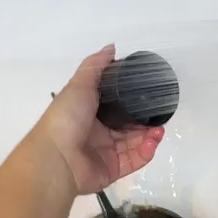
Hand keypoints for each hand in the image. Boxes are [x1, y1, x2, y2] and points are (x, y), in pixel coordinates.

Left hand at [29, 45, 164, 195]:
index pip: (116, 104)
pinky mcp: (113, 169)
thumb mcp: (79, 84)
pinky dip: (145, 152)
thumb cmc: (67, 117)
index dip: (132, 99)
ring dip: (149, 135)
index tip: (149, 92)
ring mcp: (106, 152)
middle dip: (146, 120)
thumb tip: (112, 47)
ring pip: (134, 142)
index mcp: (89, 111)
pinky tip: (152, 142)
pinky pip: (134, 160)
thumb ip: (96, 66)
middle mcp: (98, 131)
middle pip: (128, 124)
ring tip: (159, 130)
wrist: (57, 157)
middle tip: (160, 115)